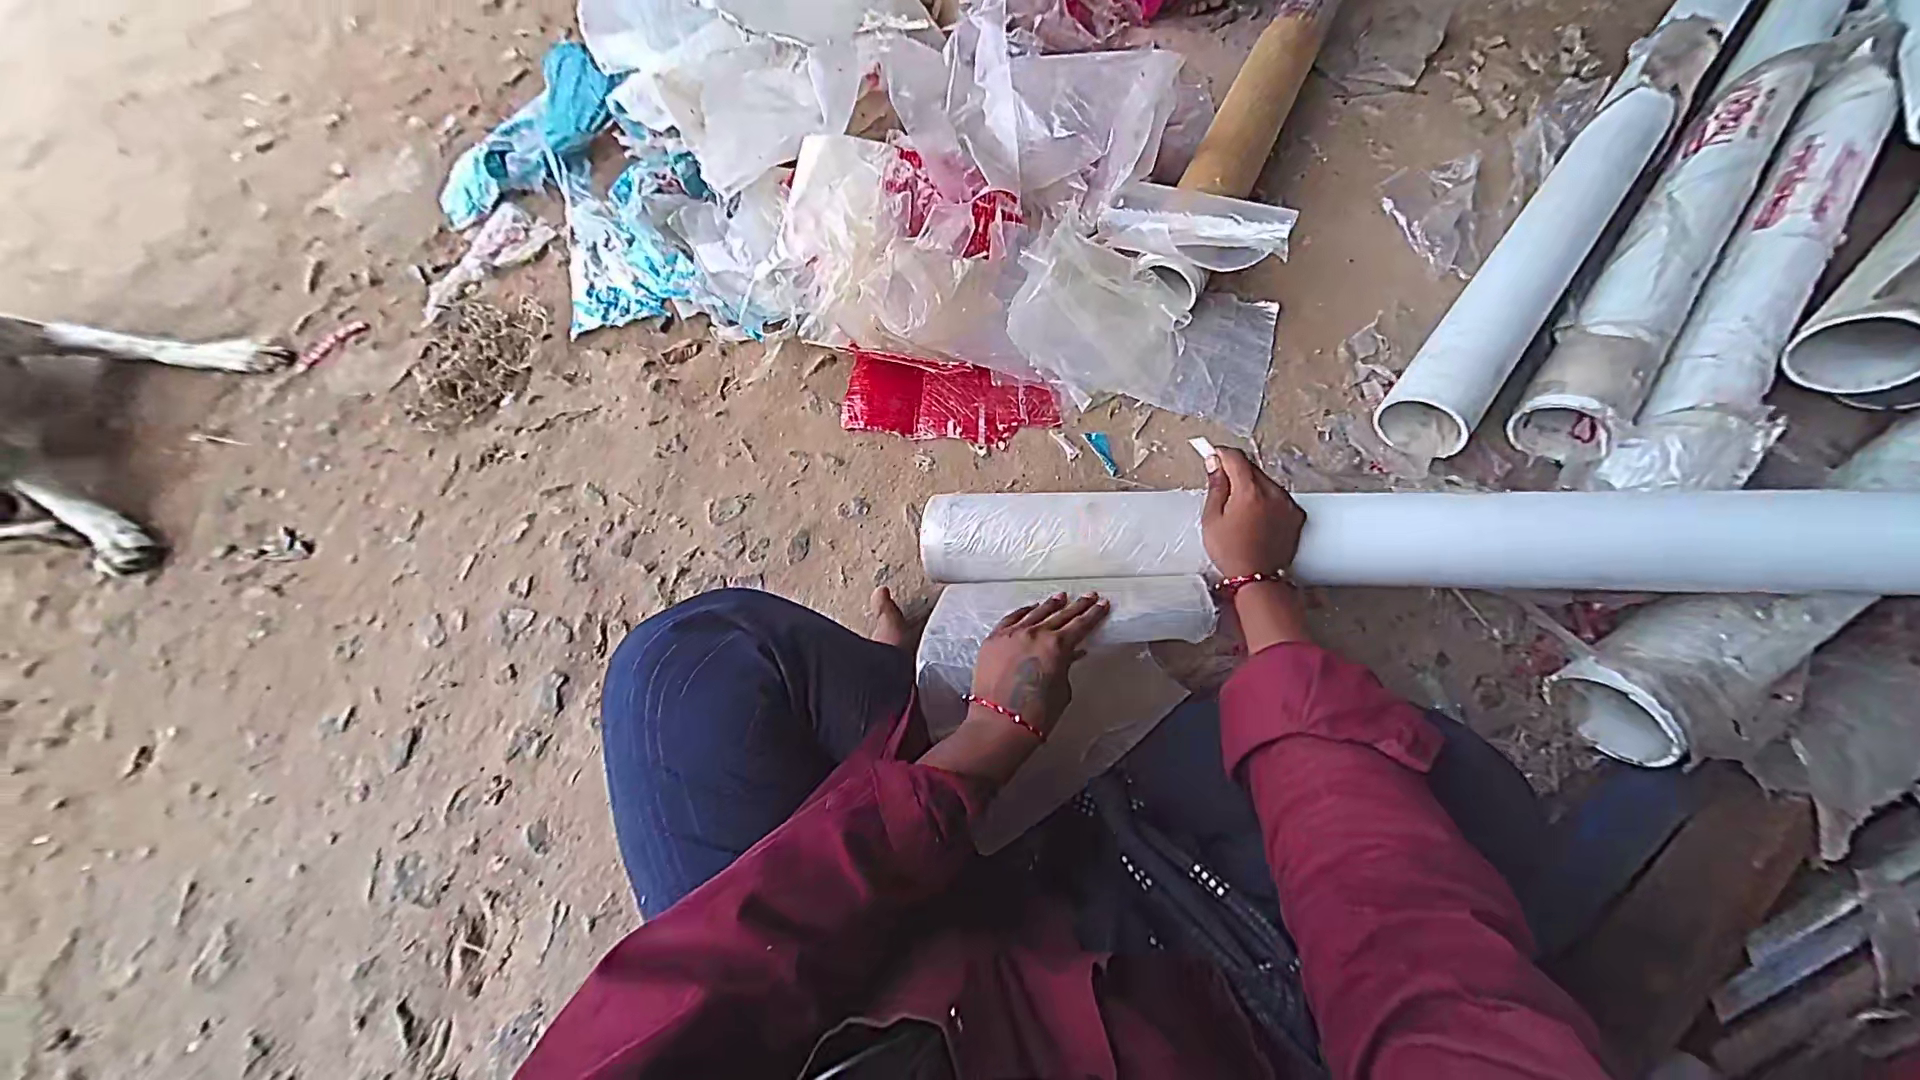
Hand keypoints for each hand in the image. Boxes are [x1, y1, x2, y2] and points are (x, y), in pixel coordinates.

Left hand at [969, 593, 1109, 736]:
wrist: (1000, 722)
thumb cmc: (1037, 713)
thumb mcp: (1061, 689)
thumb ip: (1065, 666)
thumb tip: (1071, 654)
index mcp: (1057, 645)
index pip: (1081, 625)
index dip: (1093, 614)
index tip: (1102, 604)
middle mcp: (1035, 633)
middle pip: (1061, 615)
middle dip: (1077, 606)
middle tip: (1089, 596)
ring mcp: (1012, 634)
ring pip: (1035, 613)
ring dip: (1050, 604)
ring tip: (1061, 596)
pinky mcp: (994, 639)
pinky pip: (1011, 619)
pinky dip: (1023, 612)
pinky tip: (1031, 608)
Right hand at [1202, 447, 1306, 577]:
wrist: (1257, 578)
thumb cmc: (1231, 552)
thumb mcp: (1211, 518)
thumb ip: (1215, 486)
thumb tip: (1214, 463)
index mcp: (1249, 491)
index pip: (1235, 457)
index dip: (1220, 453)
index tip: (1212, 455)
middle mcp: (1273, 492)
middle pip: (1252, 468)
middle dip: (1235, 471)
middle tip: (1221, 486)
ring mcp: (1287, 503)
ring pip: (1266, 482)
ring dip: (1252, 487)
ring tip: (1238, 509)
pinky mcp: (1296, 515)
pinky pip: (1278, 497)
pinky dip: (1266, 500)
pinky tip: (1255, 517)